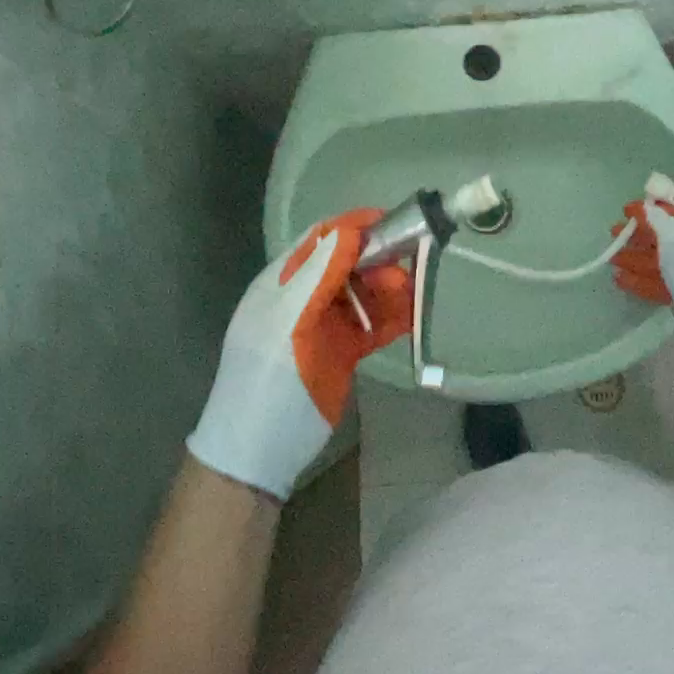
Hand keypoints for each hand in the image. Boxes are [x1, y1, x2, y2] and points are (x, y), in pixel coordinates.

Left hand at [187, 209, 412, 498]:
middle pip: (348, 265)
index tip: (393, 221)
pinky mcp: (341, 351)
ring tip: (413, 293)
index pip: (320, 241)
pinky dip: (392, 319)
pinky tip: (415, 316)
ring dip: (389, 290)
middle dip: (378, 261)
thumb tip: (347, 230)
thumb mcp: (287, 327)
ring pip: (363, 294)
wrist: (259, 452)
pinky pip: (371, 326)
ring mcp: (324, 325)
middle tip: (405, 274)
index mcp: (281, 285)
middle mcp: (304, 298)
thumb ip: (317, 279)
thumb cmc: (266, 385)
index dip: (354, 227)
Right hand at [610, 197, 673, 351]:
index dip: (647, 210)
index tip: (625, 212)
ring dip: (635, 259)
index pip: (671, 211)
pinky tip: (619, 279)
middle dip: (637, 236)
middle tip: (614, 235)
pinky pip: (658, 283)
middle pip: (662, 237)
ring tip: (611, 259)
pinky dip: (639, 281)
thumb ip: (654, 219)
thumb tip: (643, 206)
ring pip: (658, 261)